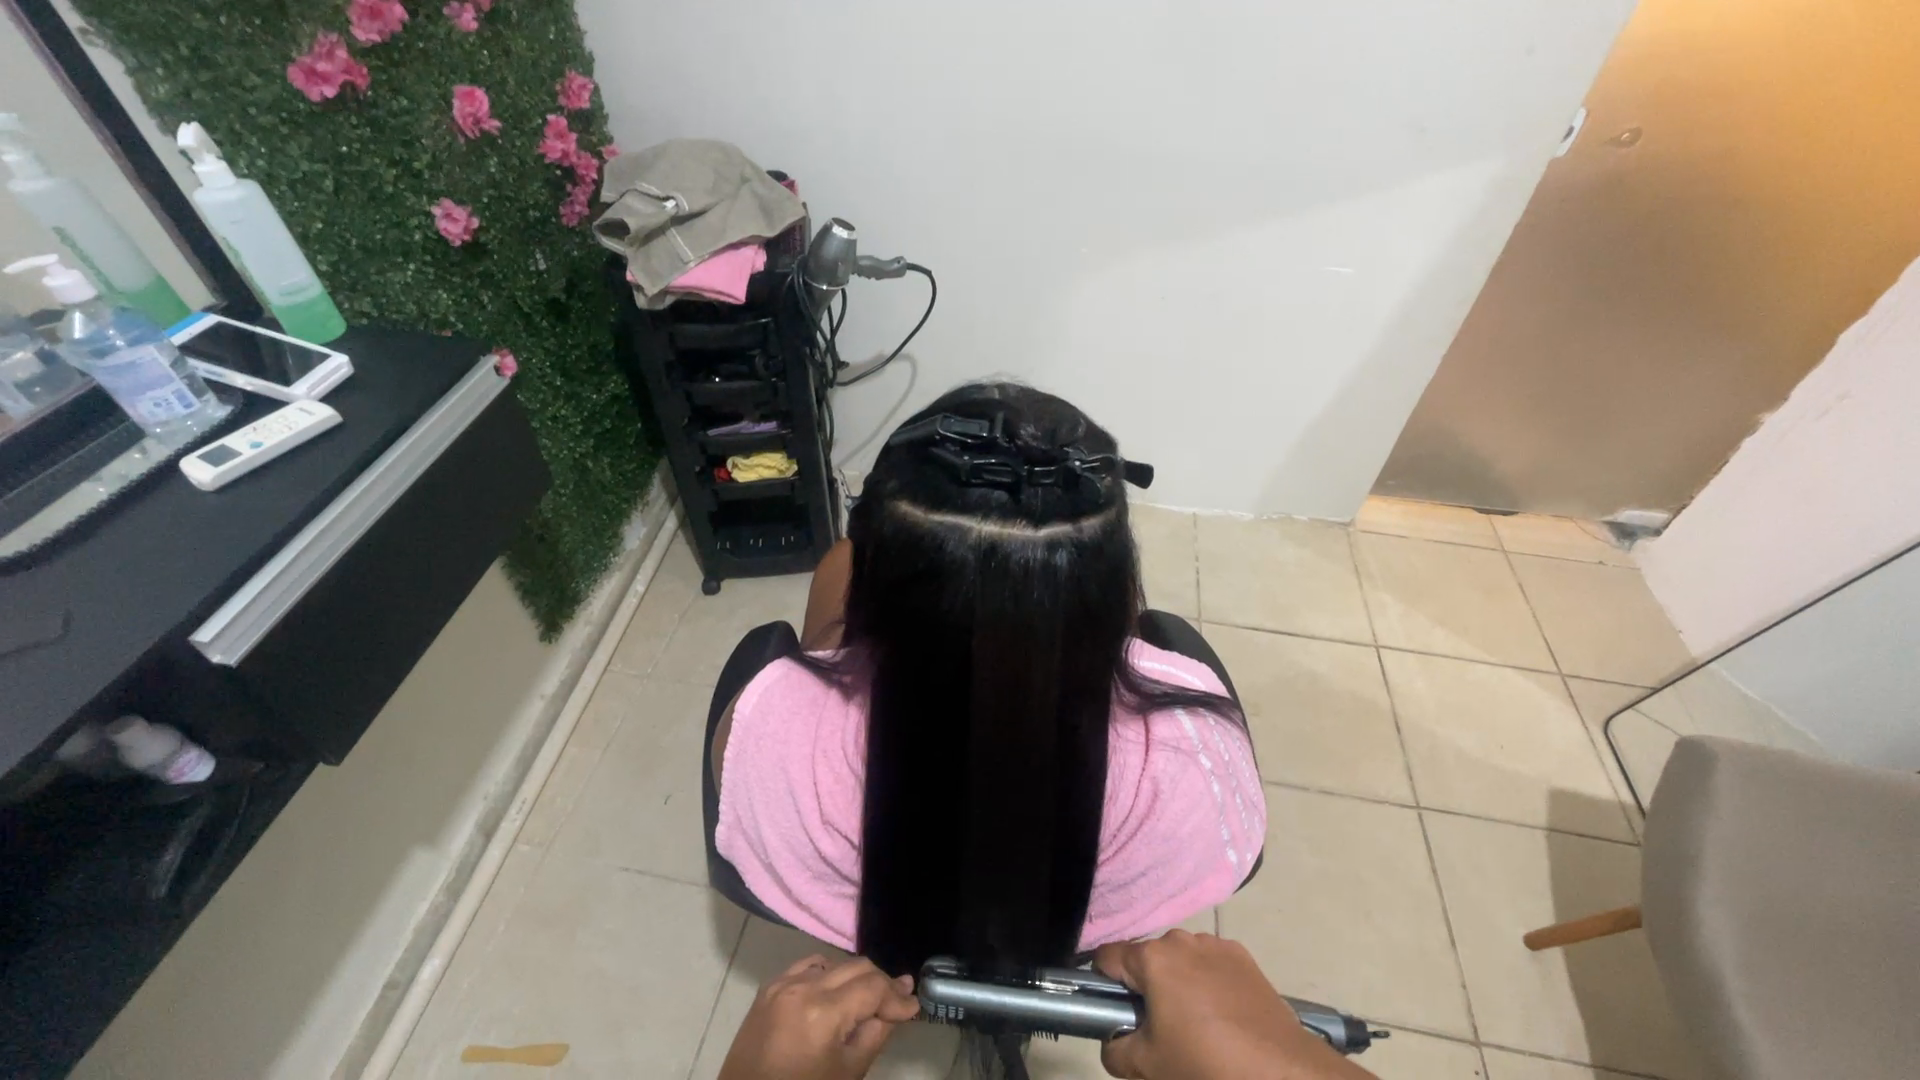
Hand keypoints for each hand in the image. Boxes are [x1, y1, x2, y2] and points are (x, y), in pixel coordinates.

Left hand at [716, 954, 921, 1079]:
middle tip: (899, 999)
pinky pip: (807, 966)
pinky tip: (836, 989)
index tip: (913, 1006)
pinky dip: (828, 974)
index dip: (897, 997)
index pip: (873, 988)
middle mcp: (803, 987)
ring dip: (855, 977)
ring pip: (834, 963)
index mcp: (823, 1012)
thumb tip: (896, 1007)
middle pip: (856, 967)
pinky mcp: (768, 988)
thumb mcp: (847, 1072)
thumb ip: (875, 1034)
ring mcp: (782, 984)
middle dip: (881, 983)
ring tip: (869, 997)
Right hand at [1094, 931, 1375, 1079]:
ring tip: (1194, 1027)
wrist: (1283, 1074)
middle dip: (1145, 989)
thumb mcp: (1147, 1067)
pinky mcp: (1246, 959)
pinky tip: (1221, 1020)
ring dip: (1177, 985)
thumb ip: (1114, 1048)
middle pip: (1147, 959)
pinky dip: (1207, 985)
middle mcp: (1183, 940)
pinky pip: (1210, 966)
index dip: (1103, 985)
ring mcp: (1217, 946)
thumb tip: (1113, 1037)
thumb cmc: (1206, 1065)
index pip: (1107, 958)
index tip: (1112, 1013)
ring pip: (1180, 962)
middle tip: (1157, 1029)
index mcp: (1154, 957)